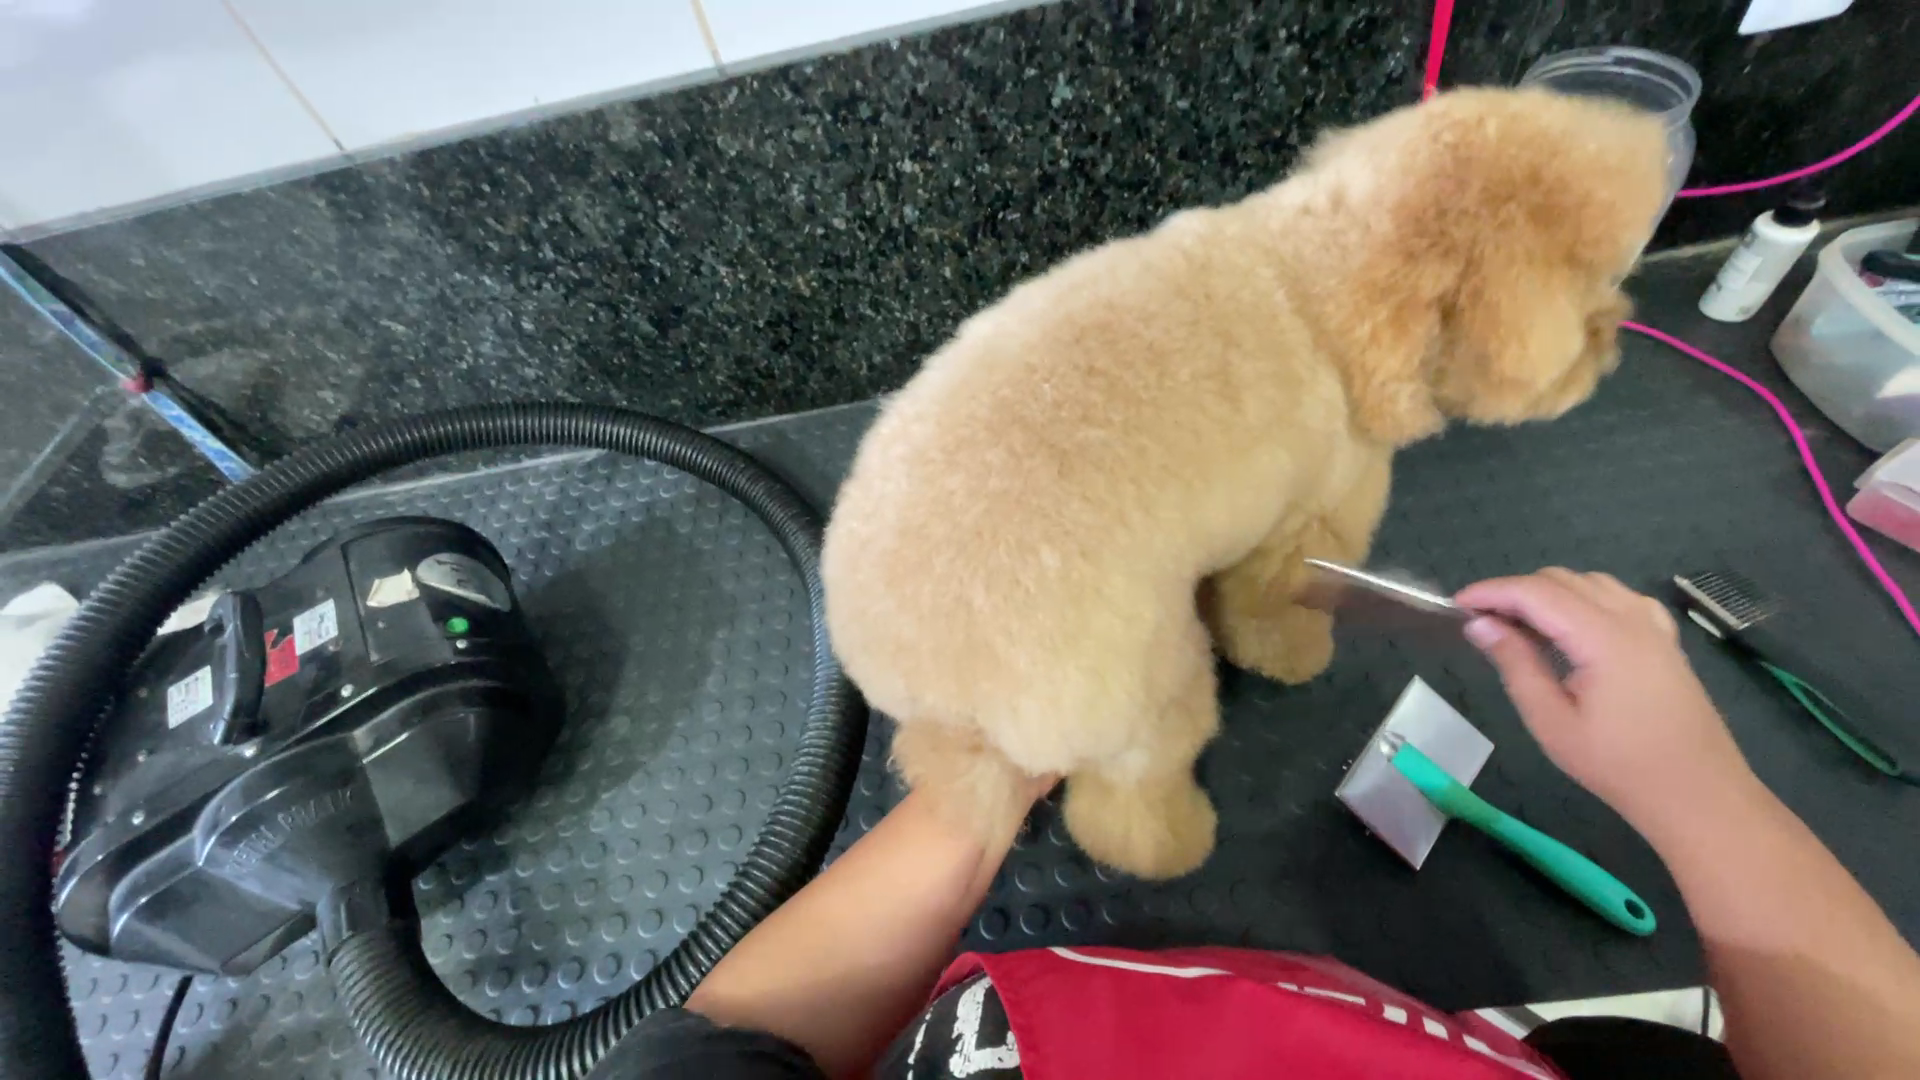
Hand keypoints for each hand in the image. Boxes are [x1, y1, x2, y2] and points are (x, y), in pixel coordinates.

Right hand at [1455, 568, 1754, 833]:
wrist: (1698, 794)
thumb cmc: (1617, 763)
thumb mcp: (1550, 718)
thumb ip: (1515, 663)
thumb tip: (1478, 624)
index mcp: (1605, 639)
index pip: (1537, 592)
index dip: (1491, 591)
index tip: (1456, 605)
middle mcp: (1633, 621)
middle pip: (1561, 580)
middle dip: (1514, 590)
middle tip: (1482, 621)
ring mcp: (1654, 628)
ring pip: (1589, 582)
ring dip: (1547, 592)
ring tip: (1518, 624)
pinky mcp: (1664, 640)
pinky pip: (1617, 597)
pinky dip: (1581, 598)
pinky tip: (1567, 626)